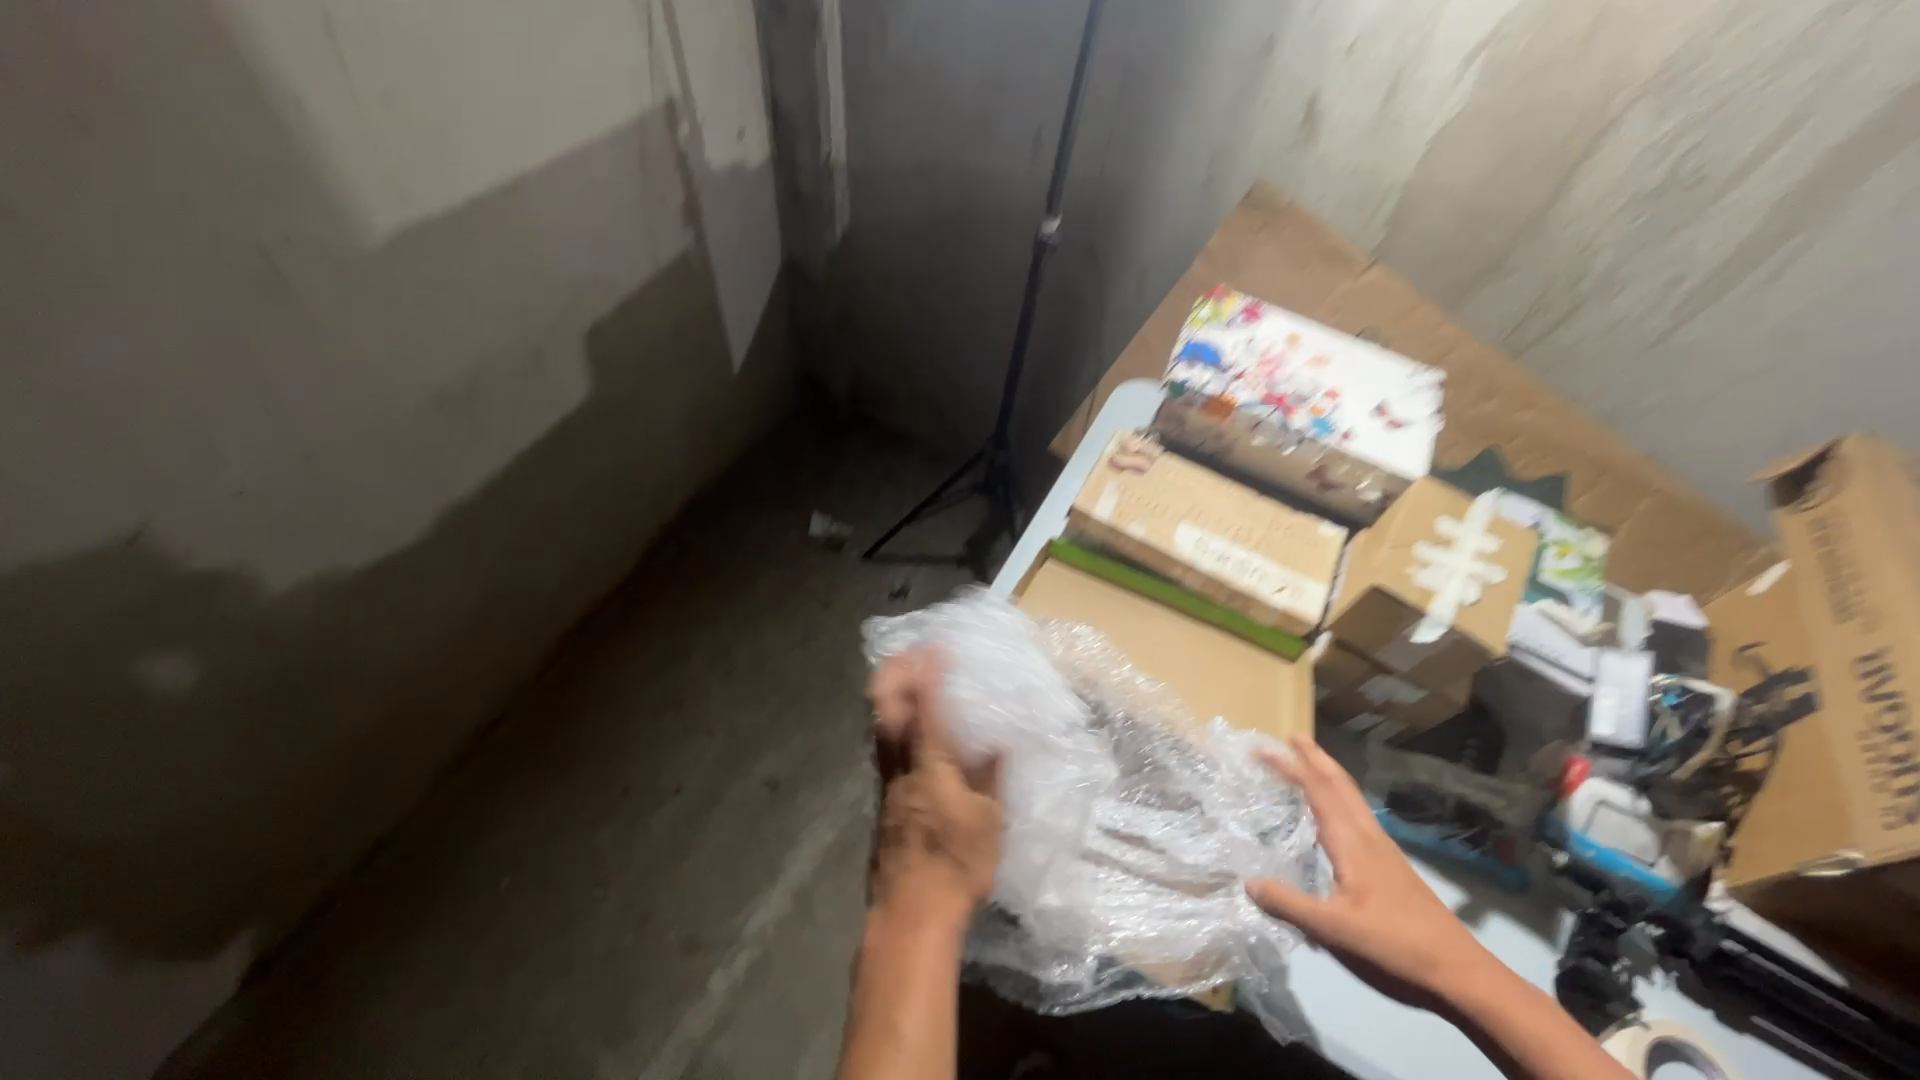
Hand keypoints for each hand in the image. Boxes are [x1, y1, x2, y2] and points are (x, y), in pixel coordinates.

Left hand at [867, 650, 1002, 919]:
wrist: (910, 913)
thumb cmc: (956, 867)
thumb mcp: (989, 823)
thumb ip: (990, 779)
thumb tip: (996, 743)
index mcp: (930, 768)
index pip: (925, 709)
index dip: (928, 674)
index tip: (935, 648)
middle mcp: (900, 769)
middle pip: (885, 710)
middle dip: (893, 674)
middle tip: (909, 652)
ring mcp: (886, 786)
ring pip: (879, 729)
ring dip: (889, 697)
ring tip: (905, 678)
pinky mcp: (882, 803)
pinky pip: (883, 750)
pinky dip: (891, 725)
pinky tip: (907, 729)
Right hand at [1246, 735, 1494, 1008]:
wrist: (1456, 969)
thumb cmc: (1394, 944)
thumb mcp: (1334, 929)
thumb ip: (1289, 905)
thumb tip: (1248, 882)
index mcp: (1352, 843)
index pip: (1317, 792)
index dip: (1290, 767)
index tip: (1263, 748)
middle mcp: (1368, 837)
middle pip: (1340, 785)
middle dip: (1315, 758)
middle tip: (1293, 736)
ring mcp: (1383, 850)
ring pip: (1352, 799)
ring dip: (1329, 775)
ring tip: (1309, 763)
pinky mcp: (1390, 865)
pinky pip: (1358, 816)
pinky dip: (1339, 799)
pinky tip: (1334, 816)